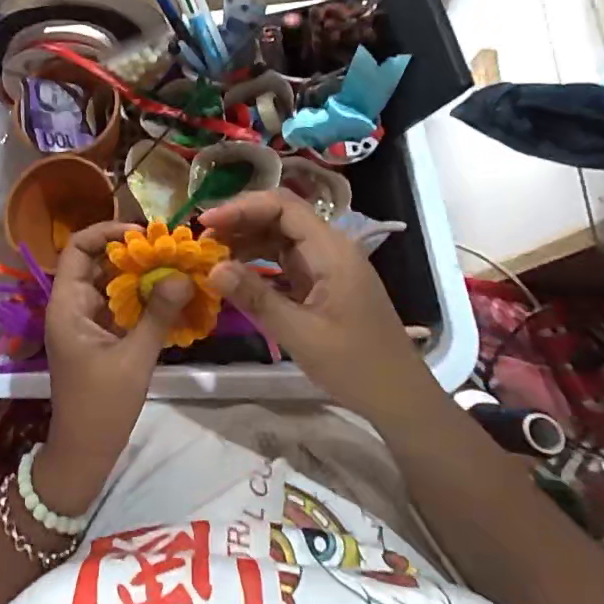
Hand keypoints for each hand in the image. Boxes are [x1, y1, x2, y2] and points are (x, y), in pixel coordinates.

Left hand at [38, 220, 192, 514]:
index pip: (78, 247)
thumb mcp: (134, 358)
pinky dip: (140, 296)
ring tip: (174, 266)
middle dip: (131, 251)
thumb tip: (183, 274)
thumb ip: (158, 314)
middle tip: (169, 248)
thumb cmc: (101, 407)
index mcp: (67, 304)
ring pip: (110, 282)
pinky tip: (169, 295)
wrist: (83, 454)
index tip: (143, 233)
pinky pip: (118, 304)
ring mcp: (85, 321)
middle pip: (97, 261)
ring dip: (139, 273)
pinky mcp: (98, 336)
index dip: (107, 232)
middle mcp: (72, 306)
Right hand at [199, 191, 433, 422]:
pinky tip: (236, 272)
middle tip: (203, 238)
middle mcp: (330, 248)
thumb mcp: (301, 334)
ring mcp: (328, 265)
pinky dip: (260, 260)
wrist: (400, 396)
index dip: (243, 207)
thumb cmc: (355, 365)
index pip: (283, 206)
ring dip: (247, 240)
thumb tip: (212, 268)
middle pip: (281, 215)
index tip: (207, 222)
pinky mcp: (323, 282)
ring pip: (282, 236)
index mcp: (331, 251)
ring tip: (212, 254)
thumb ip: (256, 298)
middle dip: (240, 220)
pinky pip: (287, 259)